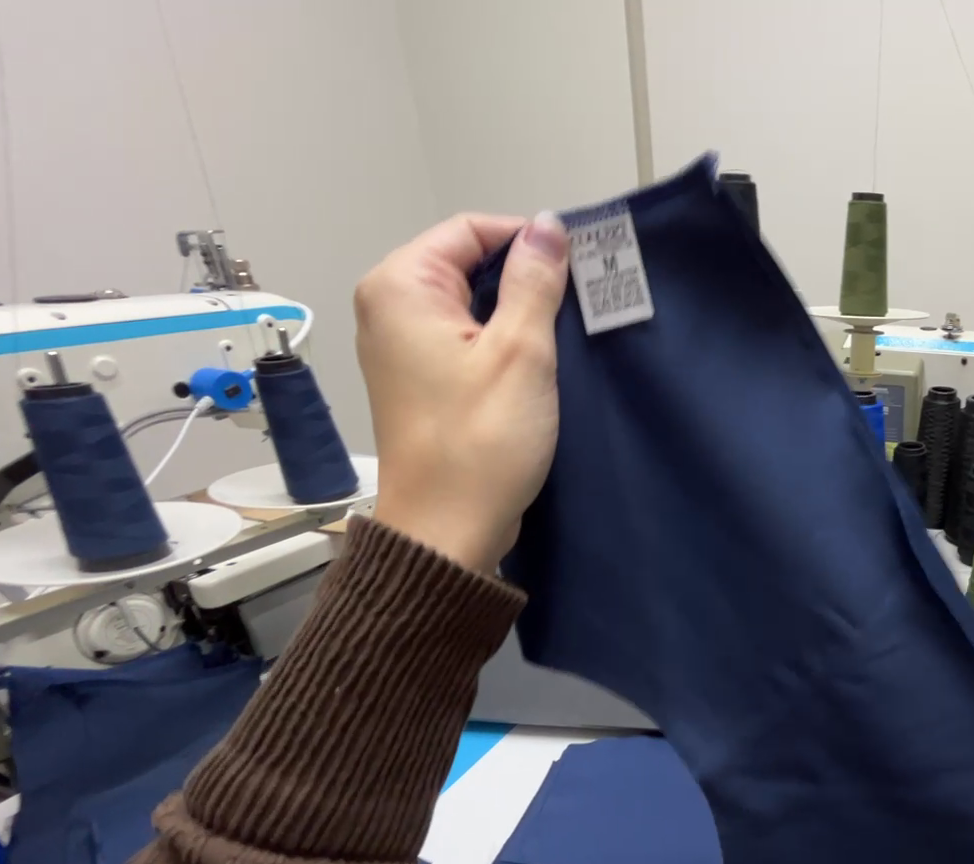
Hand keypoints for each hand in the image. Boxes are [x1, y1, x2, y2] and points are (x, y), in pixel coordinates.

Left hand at [354, 211, 569, 570]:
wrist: (449, 529)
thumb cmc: (482, 441)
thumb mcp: (521, 353)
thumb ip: (534, 283)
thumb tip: (547, 224)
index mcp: (401, 287)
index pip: (470, 230)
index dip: (528, 239)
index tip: (581, 264)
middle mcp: (389, 309)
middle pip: (468, 265)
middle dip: (527, 277)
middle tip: (584, 300)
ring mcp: (402, 348)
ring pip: (472, 305)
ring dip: (521, 313)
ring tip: (571, 331)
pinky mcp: (422, 381)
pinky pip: (467, 340)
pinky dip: (505, 342)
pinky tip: (543, 362)